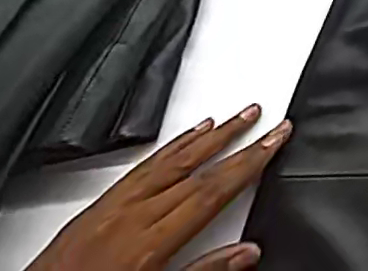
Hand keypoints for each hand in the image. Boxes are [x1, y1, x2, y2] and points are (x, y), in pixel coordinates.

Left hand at [26, 104, 293, 270]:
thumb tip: (247, 252)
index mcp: (149, 244)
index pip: (215, 189)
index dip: (252, 159)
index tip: (277, 136)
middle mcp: (131, 218)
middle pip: (196, 167)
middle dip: (236, 138)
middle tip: (263, 114)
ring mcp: (109, 210)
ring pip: (169, 160)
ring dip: (205, 136)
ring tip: (232, 116)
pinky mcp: (91, 211)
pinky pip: (139, 168)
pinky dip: (167, 149)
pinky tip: (183, 139)